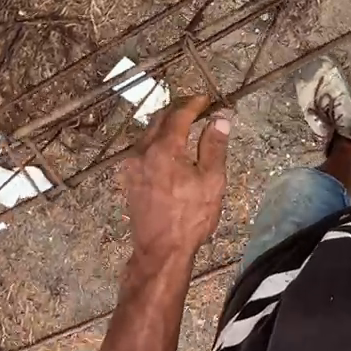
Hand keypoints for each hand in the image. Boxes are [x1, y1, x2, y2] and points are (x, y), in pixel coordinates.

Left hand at [118, 95, 232, 266]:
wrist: (160, 251)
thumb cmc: (190, 218)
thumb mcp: (211, 181)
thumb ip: (214, 146)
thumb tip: (220, 119)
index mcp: (164, 149)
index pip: (179, 114)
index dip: (194, 103)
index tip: (207, 99)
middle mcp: (142, 152)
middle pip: (160, 119)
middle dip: (179, 109)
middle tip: (198, 107)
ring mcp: (132, 165)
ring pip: (149, 132)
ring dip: (167, 124)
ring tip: (187, 124)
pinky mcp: (129, 178)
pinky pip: (143, 148)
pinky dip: (158, 139)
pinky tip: (171, 148)